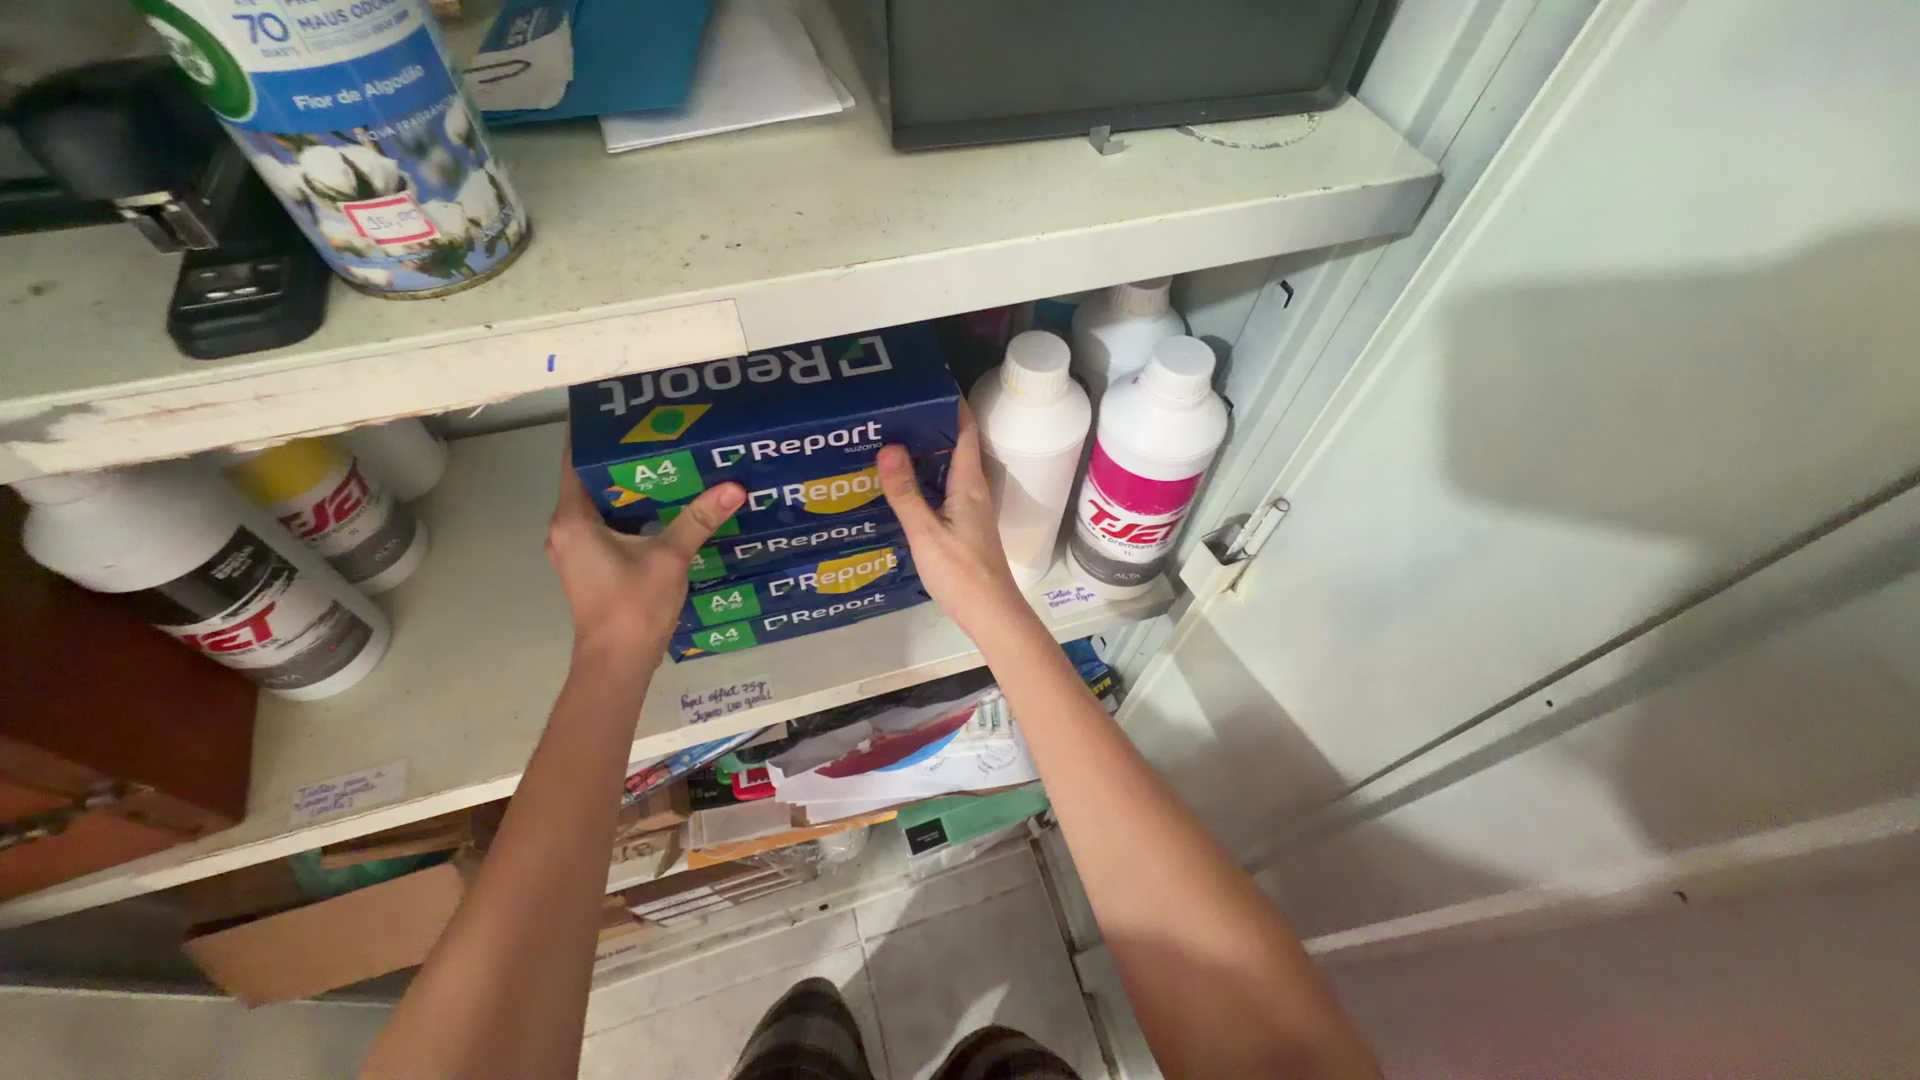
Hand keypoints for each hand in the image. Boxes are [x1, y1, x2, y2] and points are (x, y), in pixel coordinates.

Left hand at [546, 442, 743, 660]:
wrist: (617, 663)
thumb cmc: (633, 606)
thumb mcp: (671, 557)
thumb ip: (699, 519)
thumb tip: (733, 487)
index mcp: (573, 519)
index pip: (575, 460)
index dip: (594, 434)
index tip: (621, 412)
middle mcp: (565, 530)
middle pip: (589, 480)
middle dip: (621, 458)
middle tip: (657, 434)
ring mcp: (574, 550)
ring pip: (598, 505)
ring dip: (626, 487)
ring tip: (664, 464)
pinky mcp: (589, 567)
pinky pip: (604, 526)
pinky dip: (628, 513)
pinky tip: (661, 509)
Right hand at [877, 402, 1037, 639]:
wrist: (991, 613)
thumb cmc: (961, 573)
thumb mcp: (925, 532)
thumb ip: (905, 492)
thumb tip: (889, 446)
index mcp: (968, 485)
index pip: (964, 431)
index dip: (951, 403)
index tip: (930, 381)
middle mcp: (973, 491)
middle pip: (954, 447)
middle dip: (930, 425)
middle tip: (895, 410)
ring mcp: (970, 510)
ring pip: (948, 470)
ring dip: (925, 454)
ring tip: (891, 440)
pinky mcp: (964, 527)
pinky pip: (943, 491)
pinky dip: (924, 480)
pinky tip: (903, 487)